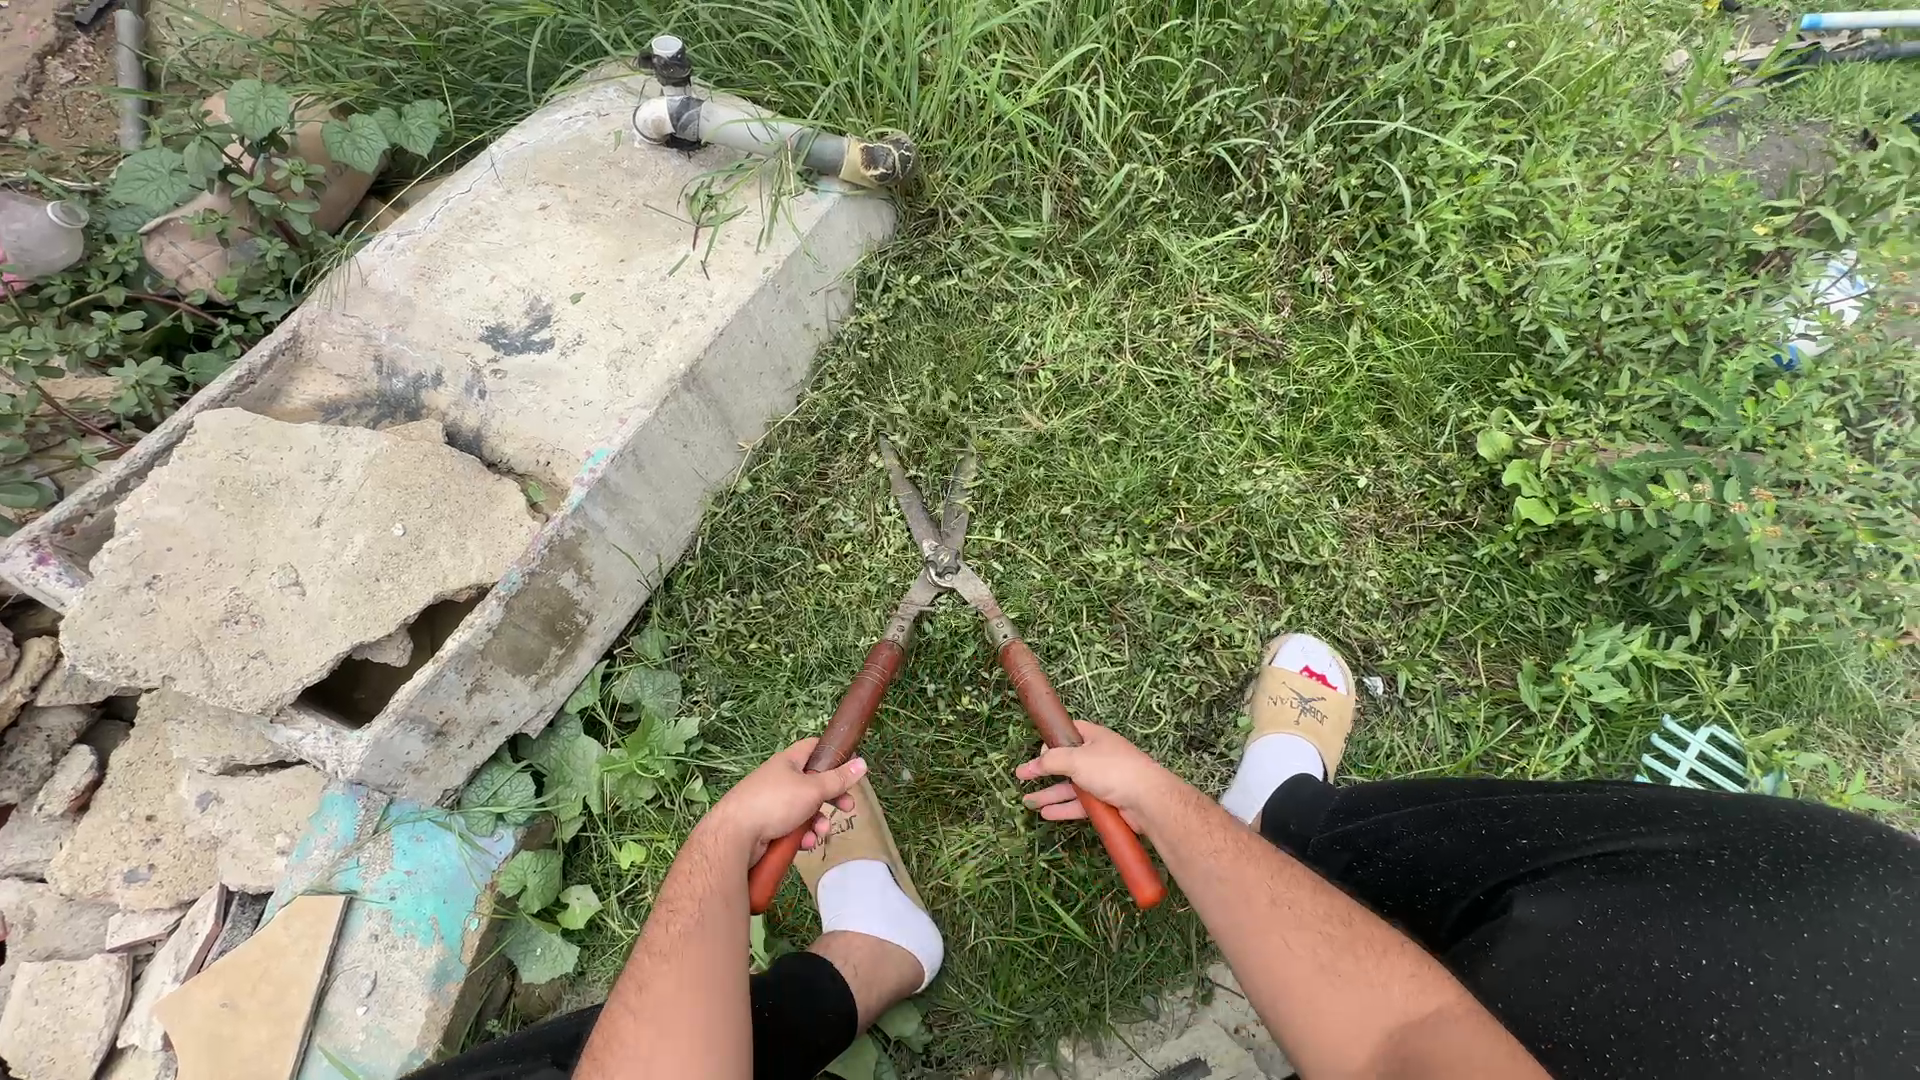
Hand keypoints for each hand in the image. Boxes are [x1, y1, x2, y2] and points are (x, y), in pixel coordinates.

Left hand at [706, 738, 866, 863]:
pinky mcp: (765, 826)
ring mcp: (770, 803)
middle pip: (813, 783)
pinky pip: (791, 827)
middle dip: (832, 797)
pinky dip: (801, 835)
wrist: (732, 836)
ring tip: (821, 833)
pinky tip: (805, 844)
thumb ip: (839, 779)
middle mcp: (779, 779)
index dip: (833, 754)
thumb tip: (863, 763)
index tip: (849, 767)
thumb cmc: (775, 803)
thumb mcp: (813, 789)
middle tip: (848, 807)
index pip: (814, 747)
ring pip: (804, 809)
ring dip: (817, 821)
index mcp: (788, 761)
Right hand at [1015, 720, 1181, 832]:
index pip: (1069, 733)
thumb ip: (1051, 760)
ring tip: (1028, 802)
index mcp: (1094, 737)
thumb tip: (1035, 761)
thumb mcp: (1075, 759)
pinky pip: (1080, 804)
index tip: (1036, 751)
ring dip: (1050, 794)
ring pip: (1071, 786)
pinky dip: (1064, 808)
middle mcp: (1098, 757)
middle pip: (1066, 763)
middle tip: (1021, 777)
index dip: (1051, 741)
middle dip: (1043, 771)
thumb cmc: (1112, 769)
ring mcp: (1103, 780)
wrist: (1147, 800)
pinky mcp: (1107, 802)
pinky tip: (1048, 814)